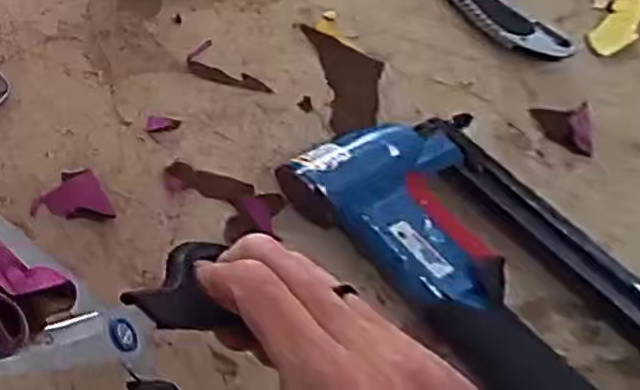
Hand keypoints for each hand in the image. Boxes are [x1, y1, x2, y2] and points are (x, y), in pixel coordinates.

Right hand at [196, 234, 473, 389]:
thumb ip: (265, 366)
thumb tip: (228, 332)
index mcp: (334, 379)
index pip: (257, 282)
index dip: (218, 276)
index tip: (202, 287)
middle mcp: (375, 352)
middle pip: (287, 261)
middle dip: (243, 262)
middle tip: (222, 293)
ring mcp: (413, 355)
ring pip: (324, 277)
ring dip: (281, 282)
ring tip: (261, 319)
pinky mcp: (437, 368)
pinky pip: (362, 311)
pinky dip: (322, 309)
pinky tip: (313, 342)